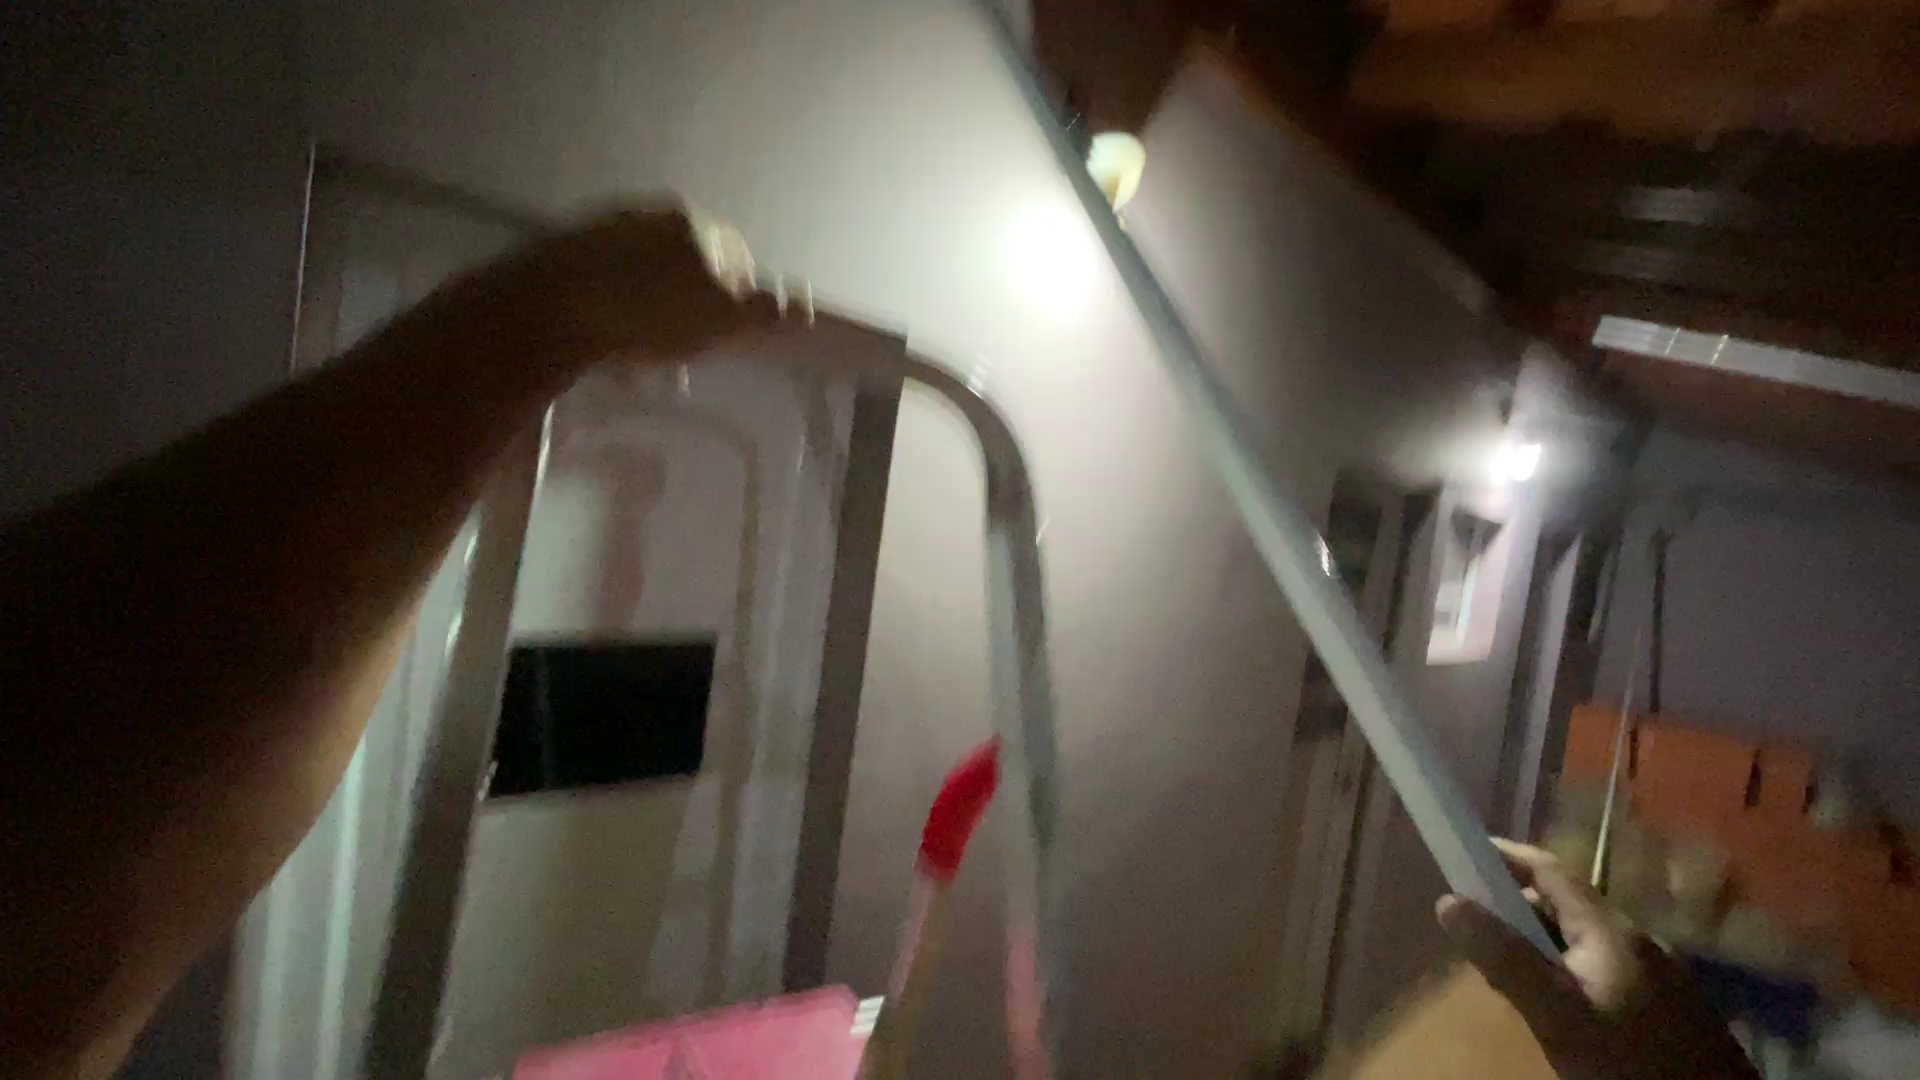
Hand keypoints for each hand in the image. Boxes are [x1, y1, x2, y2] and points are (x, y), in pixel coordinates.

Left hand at [411, 203, 798, 375]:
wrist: (551, 310)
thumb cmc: (649, 318)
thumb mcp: (720, 320)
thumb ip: (765, 312)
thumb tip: (807, 306)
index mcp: (697, 228)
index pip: (739, 257)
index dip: (741, 299)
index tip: (732, 336)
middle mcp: (653, 217)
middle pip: (692, 267)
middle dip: (696, 310)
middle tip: (691, 353)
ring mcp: (608, 229)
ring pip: (651, 278)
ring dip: (659, 316)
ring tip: (649, 361)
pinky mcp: (567, 252)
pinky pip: (612, 284)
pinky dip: (622, 314)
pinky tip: (613, 348)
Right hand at [1437, 840, 1758, 1079]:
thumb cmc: (1631, 1065)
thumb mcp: (1556, 1014)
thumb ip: (1503, 957)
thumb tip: (1447, 899)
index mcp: (1612, 930)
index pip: (1549, 870)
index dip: (1504, 856)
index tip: (1461, 855)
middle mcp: (1641, 941)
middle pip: (1565, 905)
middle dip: (1516, 910)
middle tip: (1479, 935)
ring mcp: (1663, 977)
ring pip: (1585, 939)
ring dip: (1542, 944)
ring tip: (1513, 978)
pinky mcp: (1673, 1010)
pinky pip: (1606, 968)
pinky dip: (1570, 970)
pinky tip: (1562, 1007)